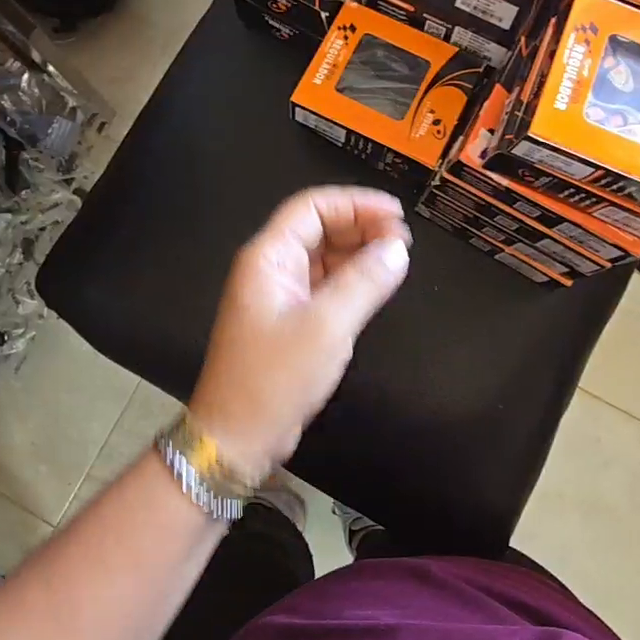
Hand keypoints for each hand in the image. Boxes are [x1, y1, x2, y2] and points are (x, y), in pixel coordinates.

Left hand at [189, 187, 411, 481]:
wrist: (237, 437)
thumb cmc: (274, 378)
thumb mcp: (326, 327)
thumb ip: (364, 283)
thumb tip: (398, 249)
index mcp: (268, 258)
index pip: (311, 207)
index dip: (354, 203)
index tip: (395, 213)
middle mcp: (271, 268)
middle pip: (318, 228)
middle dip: (361, 226)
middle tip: (402, 239)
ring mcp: (279, 295)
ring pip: (324, 257)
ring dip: (359, 252)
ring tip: (397, 257)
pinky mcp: (289, 320)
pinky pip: (325, 285)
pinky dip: (352, 279)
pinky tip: (378, 283)